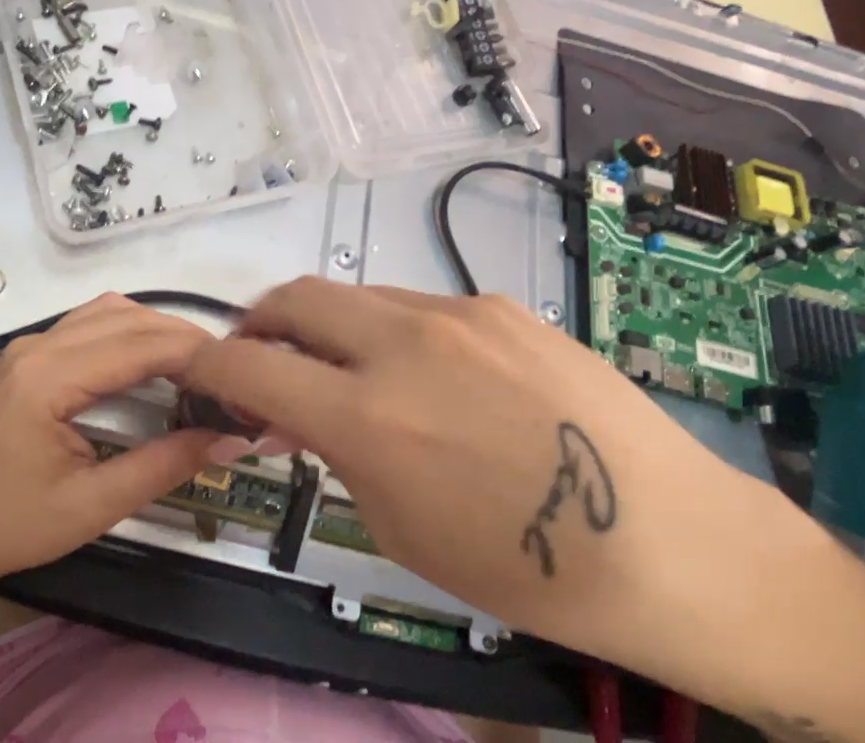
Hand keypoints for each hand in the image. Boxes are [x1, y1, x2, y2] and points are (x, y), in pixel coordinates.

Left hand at [0, 294, 224, 592]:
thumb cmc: (18, 525)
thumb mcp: (96, 505)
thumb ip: (164, 465)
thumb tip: (230, 437)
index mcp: (47, 379)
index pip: (137, 346)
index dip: (194, 352)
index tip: (239, 373)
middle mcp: (37, 348)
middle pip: (126, 319)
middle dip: (182, 338)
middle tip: (228, 373)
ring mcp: (31, 347)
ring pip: (110, 313)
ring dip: (157, 331)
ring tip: (198, 368)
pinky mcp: (32, 356)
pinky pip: (91, 324)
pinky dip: (132, 334)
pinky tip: (155, 365)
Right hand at [183, 278, 799, 656]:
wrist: (667, 542)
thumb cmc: (522, 568)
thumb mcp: (398, 524)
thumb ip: (334, 451)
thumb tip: (295, 412)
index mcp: (370, 415)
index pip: (250, 366)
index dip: (208, 367)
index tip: (197, 373)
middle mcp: (406, 344)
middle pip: (296, 297)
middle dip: (260, 323)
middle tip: (260, 359)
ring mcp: (461, 314)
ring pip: (360, 296)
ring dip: (331, 328)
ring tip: (349, 373)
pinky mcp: (505, 308)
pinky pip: (421, 306)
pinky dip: (393, 332)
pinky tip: (428, 377)